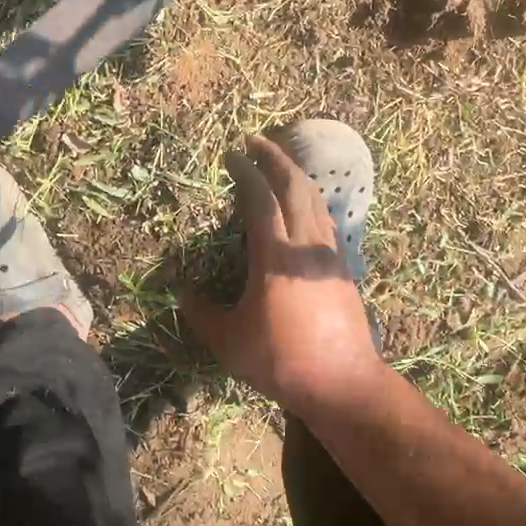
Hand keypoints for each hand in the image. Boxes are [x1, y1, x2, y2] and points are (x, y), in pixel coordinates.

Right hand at [183, 135, 387, 418]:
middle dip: (275, 158)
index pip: (260, 198)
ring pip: (315, 198)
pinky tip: (305, 203)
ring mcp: (328, 254)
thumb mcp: (229, 343)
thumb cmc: (282, 361)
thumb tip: (182, 293)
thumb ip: (202, 314)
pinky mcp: (342, 266)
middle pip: (294, 185)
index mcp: (275, 256)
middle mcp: (305, 245)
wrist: (344, 384)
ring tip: (279, 162)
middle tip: (256, 140)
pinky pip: (326, 217)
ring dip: (295, 174)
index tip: (231, 153)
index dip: (245, 170)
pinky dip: (311, 198)